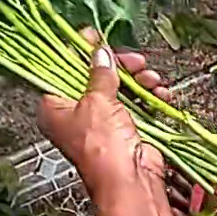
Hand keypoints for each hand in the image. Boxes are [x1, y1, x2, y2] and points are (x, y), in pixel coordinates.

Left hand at [37, 31, 173, 204]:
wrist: (129, 179)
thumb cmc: (102, 145)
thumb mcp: (96, 100)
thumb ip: (100, 73)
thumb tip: (99, 52)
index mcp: (55, 106)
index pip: (62, 68)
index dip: (79, 51)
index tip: (95, 36)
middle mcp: (77, 114)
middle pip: (97, 78)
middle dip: (120, 67)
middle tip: (136, 60)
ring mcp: (105, 123)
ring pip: (122, 91)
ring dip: (140, 82)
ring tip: (153, 79)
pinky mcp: (128, 130)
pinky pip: (139, 107)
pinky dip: (150, 99)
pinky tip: (161, 95)